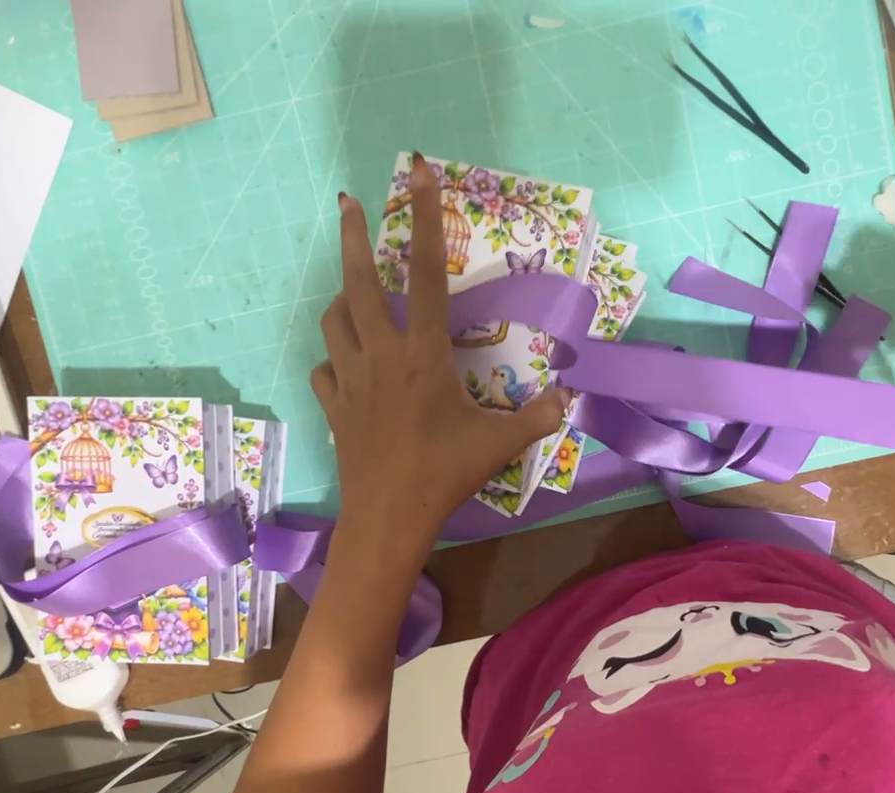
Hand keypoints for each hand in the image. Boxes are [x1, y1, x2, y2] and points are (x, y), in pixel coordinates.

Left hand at [314, 153, 566, 554]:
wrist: (389, 518)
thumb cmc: (444, 474)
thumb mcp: (499, 444)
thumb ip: (538, 418)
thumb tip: (570, 399)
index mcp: (422, 354)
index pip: (427, 275)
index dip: (425, 220)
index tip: (416, 173)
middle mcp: (381, 355)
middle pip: (359, 282)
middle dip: (354, 237)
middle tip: (350, 203)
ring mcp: (350, 380)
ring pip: (334, 320)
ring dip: (343, 299)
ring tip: (354, 293)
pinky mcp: (333, 406)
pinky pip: (325, 369)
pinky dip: (334, 358)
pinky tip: (347, 366)